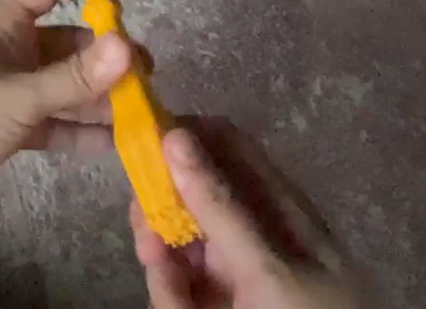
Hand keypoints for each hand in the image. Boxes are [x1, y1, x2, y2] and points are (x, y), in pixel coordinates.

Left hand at [0, 0, 133, 214]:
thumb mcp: (16, 96)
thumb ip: (72, 79)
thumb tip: (129, 48)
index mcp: (2, 28)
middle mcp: (10, 53)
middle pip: (66, 44)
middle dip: (104, 54)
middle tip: (145, 71)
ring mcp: (12, 91)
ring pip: (65, 86)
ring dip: (98, 95)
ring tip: (142, 109)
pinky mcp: (12, 128)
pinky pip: (56, 123)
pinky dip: (81, 130)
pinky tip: (115, 143)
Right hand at [133, 121, 367, 307]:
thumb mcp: (268, 271)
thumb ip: (219, 205)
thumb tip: (173, 133)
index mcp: (283, 212)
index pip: (230, 145)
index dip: (189, 133)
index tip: (147, 138)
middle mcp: (254, 234)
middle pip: (193, 188)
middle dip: (161, 193)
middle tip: (142, 210)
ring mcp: (232, 274)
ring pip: (177, 233)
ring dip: (156, 239)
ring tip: (151, 255)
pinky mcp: (209, 306)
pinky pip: (175, 282)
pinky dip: (165, 285)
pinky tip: (168, 290)